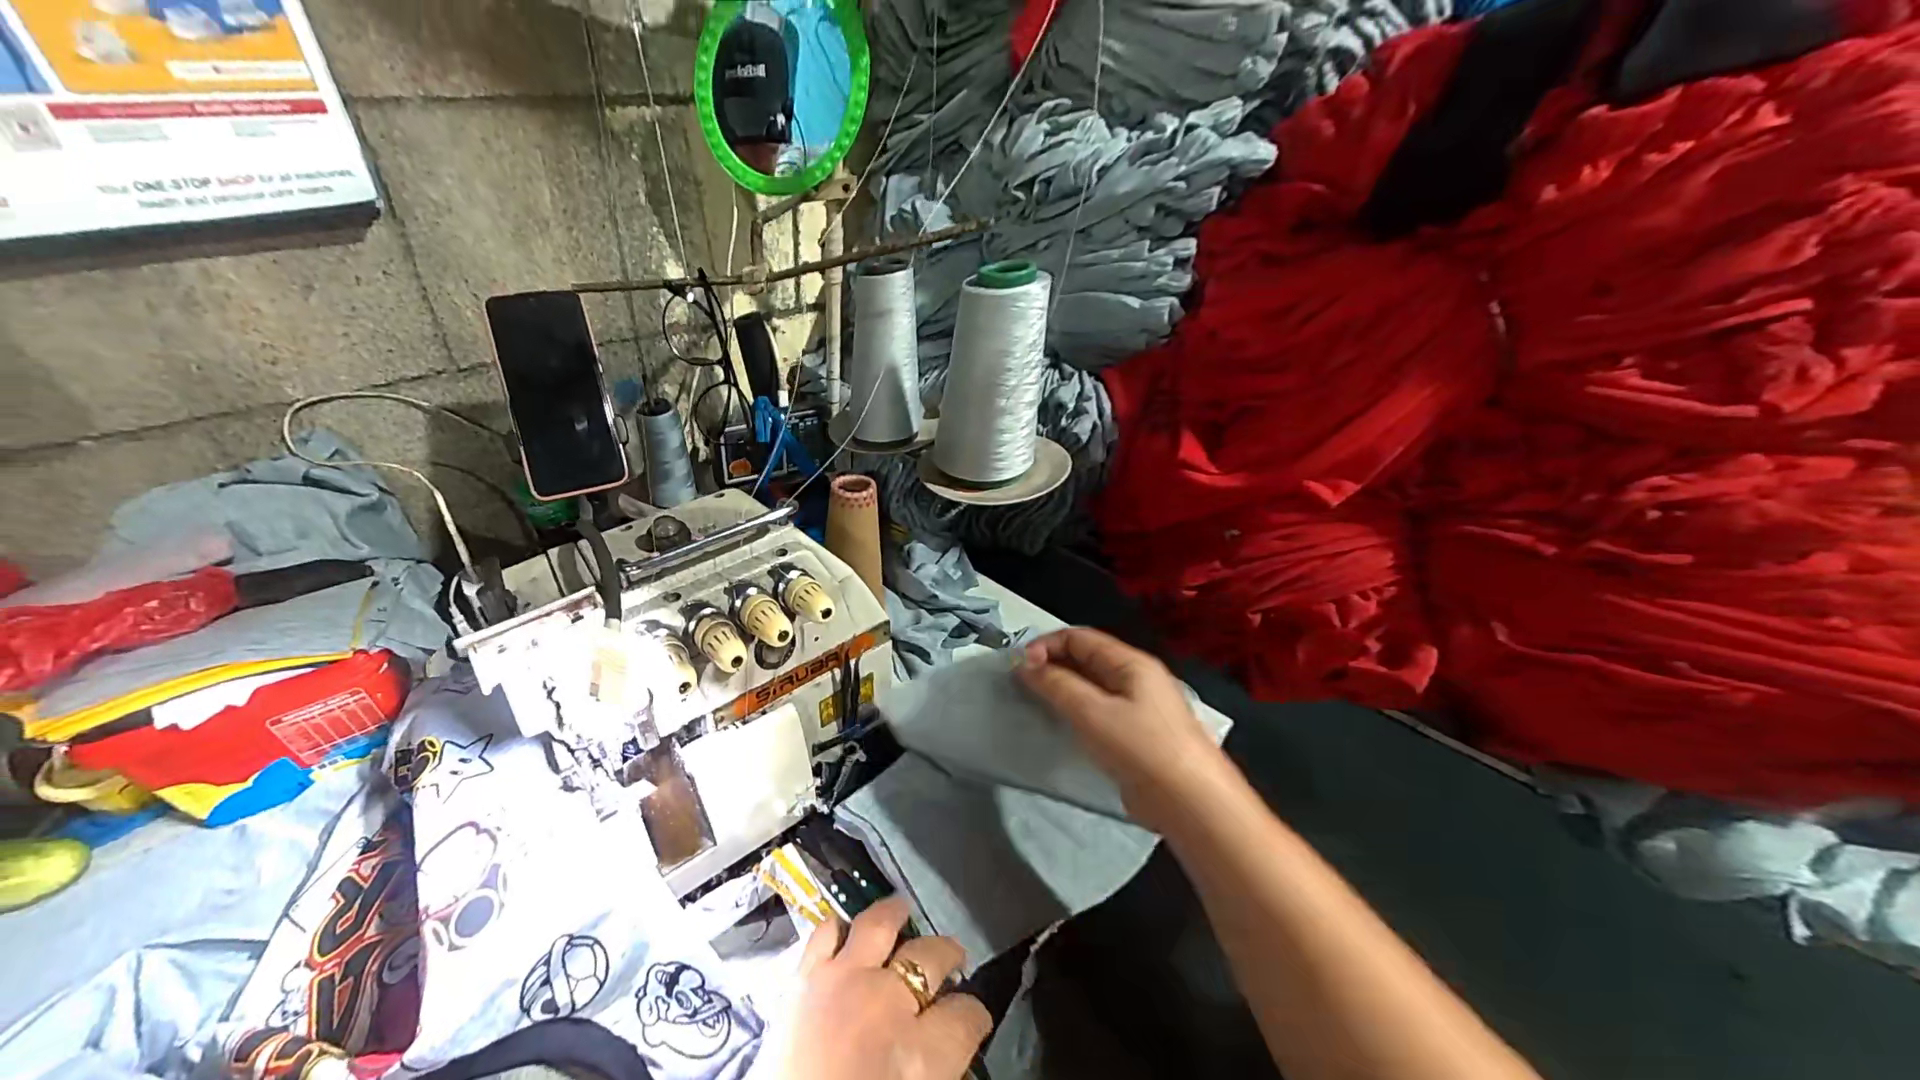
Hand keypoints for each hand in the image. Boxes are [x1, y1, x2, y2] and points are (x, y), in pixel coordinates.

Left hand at [752, 896, 990, 1079]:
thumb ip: (937, 1066)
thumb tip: (949, 1043)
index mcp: (920, 1055)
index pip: (967, 1015)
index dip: (975, 1014)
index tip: (973, 1015)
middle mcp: (886, 1005)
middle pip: (931, 958)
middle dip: (950, 955)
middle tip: (953, 959)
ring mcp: (843, 982)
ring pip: (881, 925)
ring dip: (897, 916)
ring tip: (904, 911)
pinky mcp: (804, 977)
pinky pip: (827, 933)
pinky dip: (840, 927)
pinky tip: (848, 930)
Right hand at [1017, 627, 1236, 834]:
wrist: (1191, 803)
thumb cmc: (1141, 748)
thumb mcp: (1093, 712)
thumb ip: (1057, 685)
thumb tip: (1026, 664)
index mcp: (1131, 662)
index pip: (1080, 637)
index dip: (1046, 645)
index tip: (1018, 665)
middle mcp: (1136, 678)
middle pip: (1086, 658)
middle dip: (1051, 665)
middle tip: (1021, 684)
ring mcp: (1138, 707)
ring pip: (1091, 686)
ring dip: (1062, 689)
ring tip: (1035, 704)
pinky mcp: (1136, 735)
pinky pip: (1099, 711)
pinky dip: (1075, 711)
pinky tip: (1061, 726)